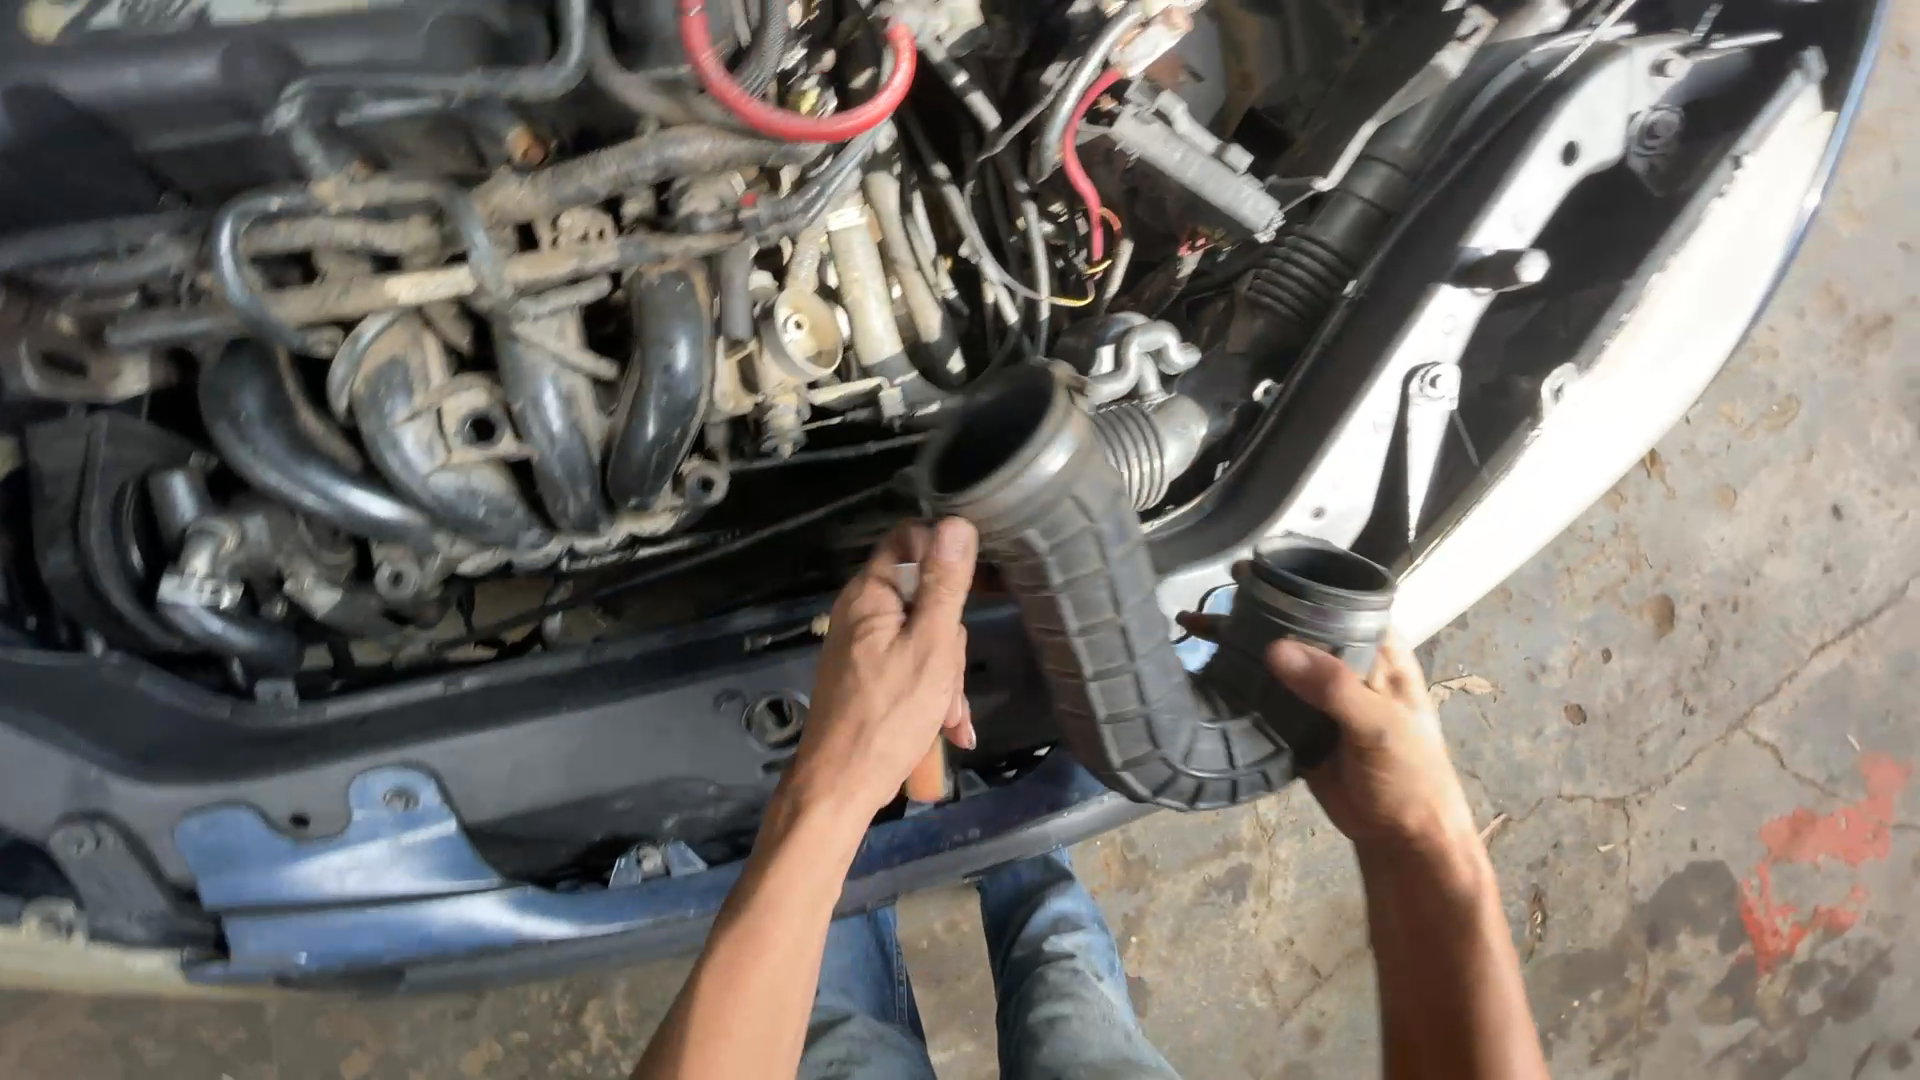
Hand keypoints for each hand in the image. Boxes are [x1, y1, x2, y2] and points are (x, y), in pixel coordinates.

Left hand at [783, 518, 979, 822]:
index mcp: (871, 594)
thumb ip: (945, 585)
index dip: (944, 555)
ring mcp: (865, 644)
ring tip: (946, 714)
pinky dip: (931, 692)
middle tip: (946, 676)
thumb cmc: (888, 715)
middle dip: (948, 638)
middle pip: (925, 595)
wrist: (841, 786)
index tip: (970, 588)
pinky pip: (913, 664)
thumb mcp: (931, 646)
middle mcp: (863, 611)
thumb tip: (957, 524)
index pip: (909, 539)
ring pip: (925, 636)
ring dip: (945, 675)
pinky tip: (947, 725)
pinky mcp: (870, 674)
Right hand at [1177, 595, 1474, 854]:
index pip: (1335, 598)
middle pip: (1294, 621)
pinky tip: (1202, 665)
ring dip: (1235, 638)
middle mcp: (1343, 661)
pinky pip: (1258, 689)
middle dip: (1255, 604)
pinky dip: (1231, 676)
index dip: (1298, 578)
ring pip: (1271, 653)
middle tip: (1216, 589)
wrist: (1400, 838)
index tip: (1255, 566)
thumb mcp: (1380, 727)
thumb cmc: (1410, 777)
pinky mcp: (1291, 719)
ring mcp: (1314, 691)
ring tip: (1192, 621)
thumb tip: (1273, 647)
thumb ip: (1333, 687)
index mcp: (1377, 651)